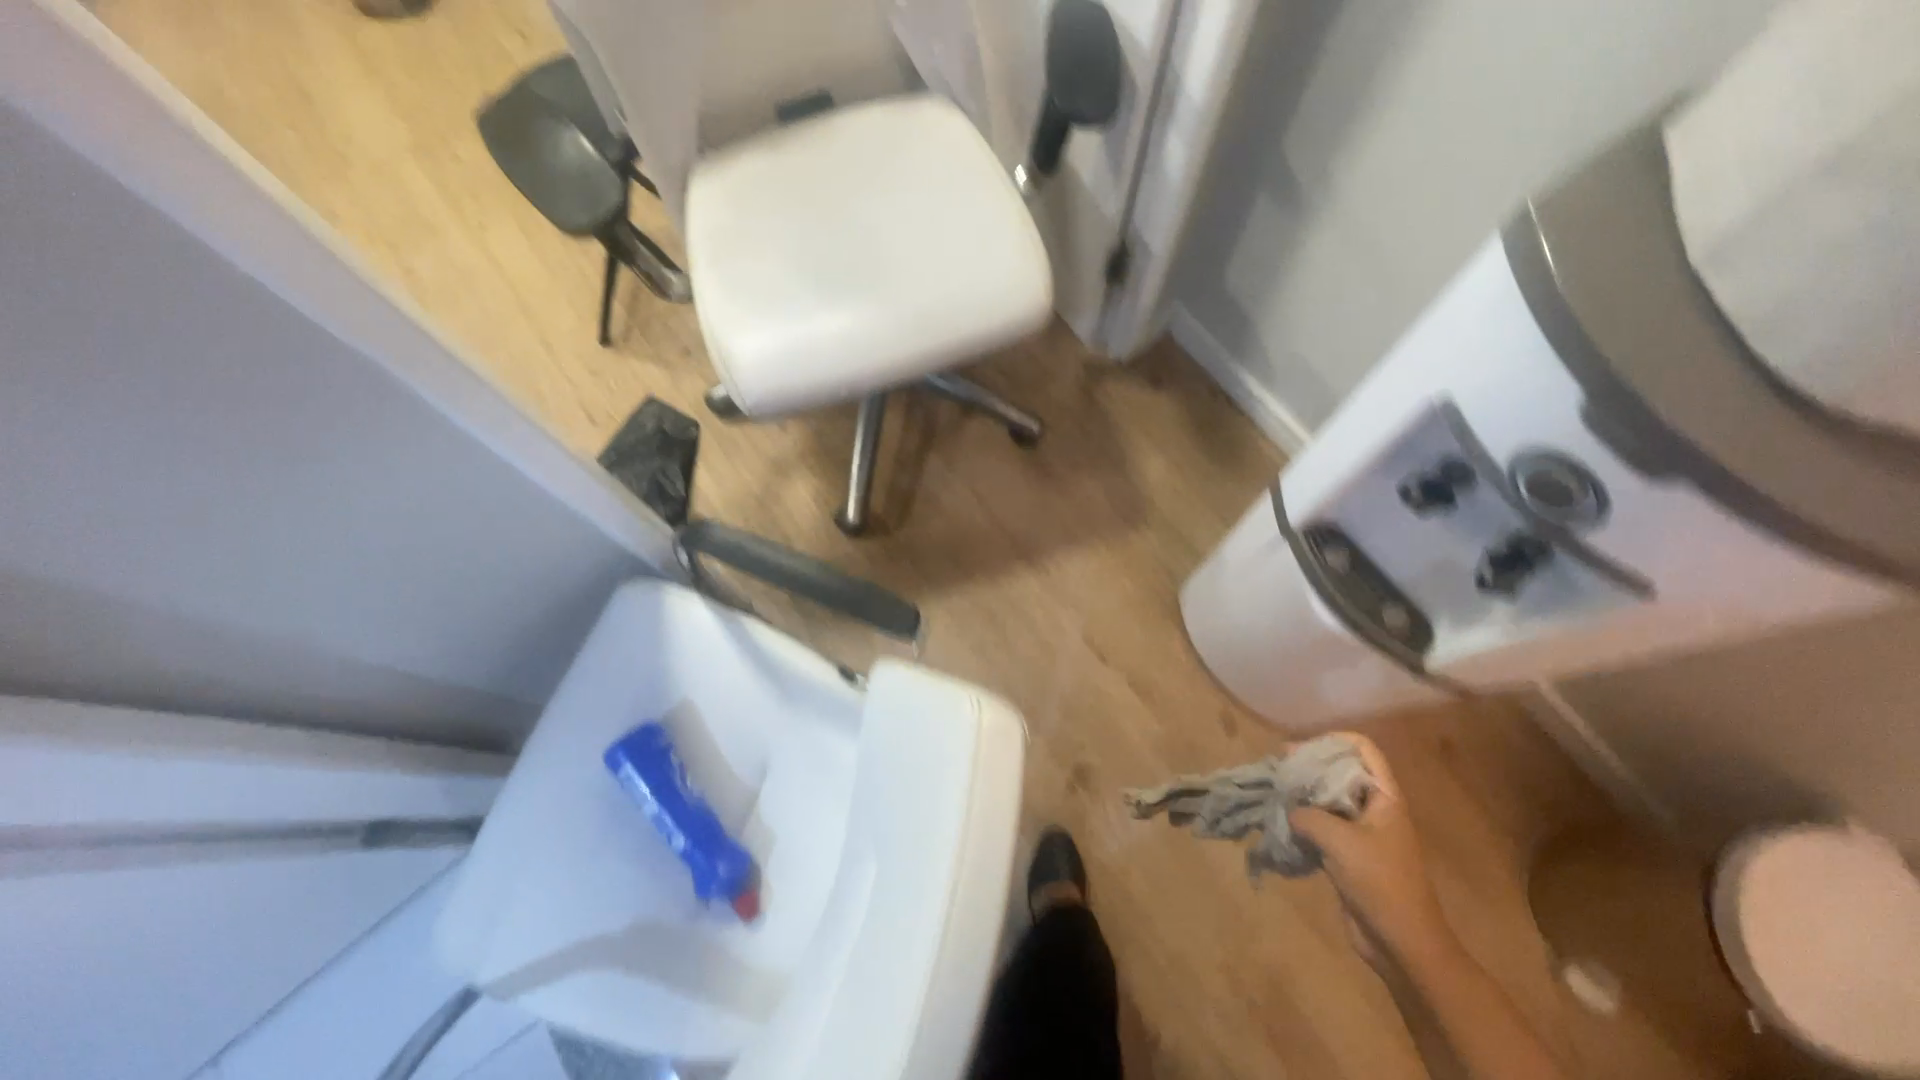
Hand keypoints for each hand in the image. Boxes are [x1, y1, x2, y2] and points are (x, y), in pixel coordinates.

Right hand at [1289, 734, 1455, 969]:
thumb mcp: (1340, 841)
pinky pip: (1321, 829)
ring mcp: (1361, 834)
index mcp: (1384, 797)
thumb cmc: (1379, 882)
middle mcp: (1373, 809)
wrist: (1401, 941)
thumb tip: (1288, 810)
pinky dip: (1301, 826)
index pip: (1362, 749)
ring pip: (1327, 802)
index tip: (1297, 751)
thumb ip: (1308, 815)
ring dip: (1301, 798)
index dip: (1331, 741)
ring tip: (1271, 797)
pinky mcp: (1348, 857)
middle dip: (1308, 769)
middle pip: (1340, 773)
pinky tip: (1279, 828)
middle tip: (1276, 773)